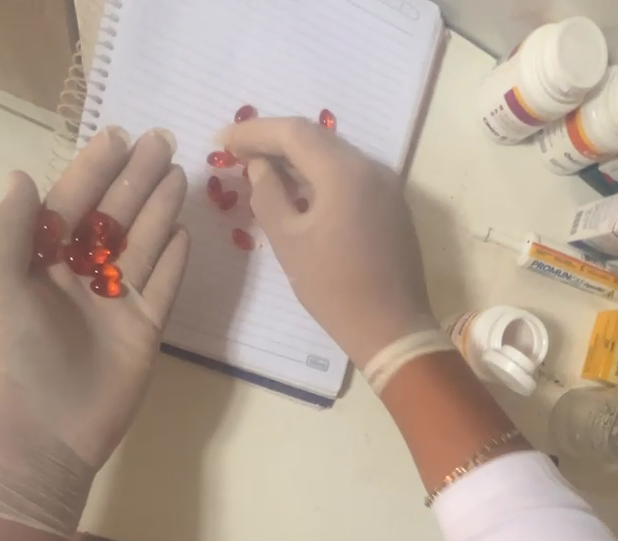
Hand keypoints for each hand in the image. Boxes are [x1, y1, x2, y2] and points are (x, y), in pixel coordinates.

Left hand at [0, 127, 190, 535]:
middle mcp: (79, 276)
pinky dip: (173, 259)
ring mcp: (115, 303)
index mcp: (38, 261)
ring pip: (142, 245)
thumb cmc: (12, 355)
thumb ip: (9, 227)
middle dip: (136, 179)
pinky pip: (162, 286)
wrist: (46, 429)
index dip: (94, 169)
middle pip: (113, 217)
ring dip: (160, 209)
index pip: (71, 203)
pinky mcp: (145, 330)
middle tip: (164, 142)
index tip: (118, 136)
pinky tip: (185, 229)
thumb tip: (23, 176)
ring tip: (180, 173)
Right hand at [224, 118, 436, 376]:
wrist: (392, 330)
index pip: (293, 133)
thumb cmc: (335, 290)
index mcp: (344, 172)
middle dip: (276, 143)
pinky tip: (302, 196)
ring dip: (300, 162)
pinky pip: (354, 180)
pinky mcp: (394, 209)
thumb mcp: (290, 244)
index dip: (254, 132)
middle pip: (318, 140)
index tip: (223, 141)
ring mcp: (388, 188)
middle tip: (241, 155)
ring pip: (337, 159)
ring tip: (266, 174)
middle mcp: (372, 169)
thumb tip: (259, 169)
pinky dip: (324, 180)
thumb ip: (268, 197)